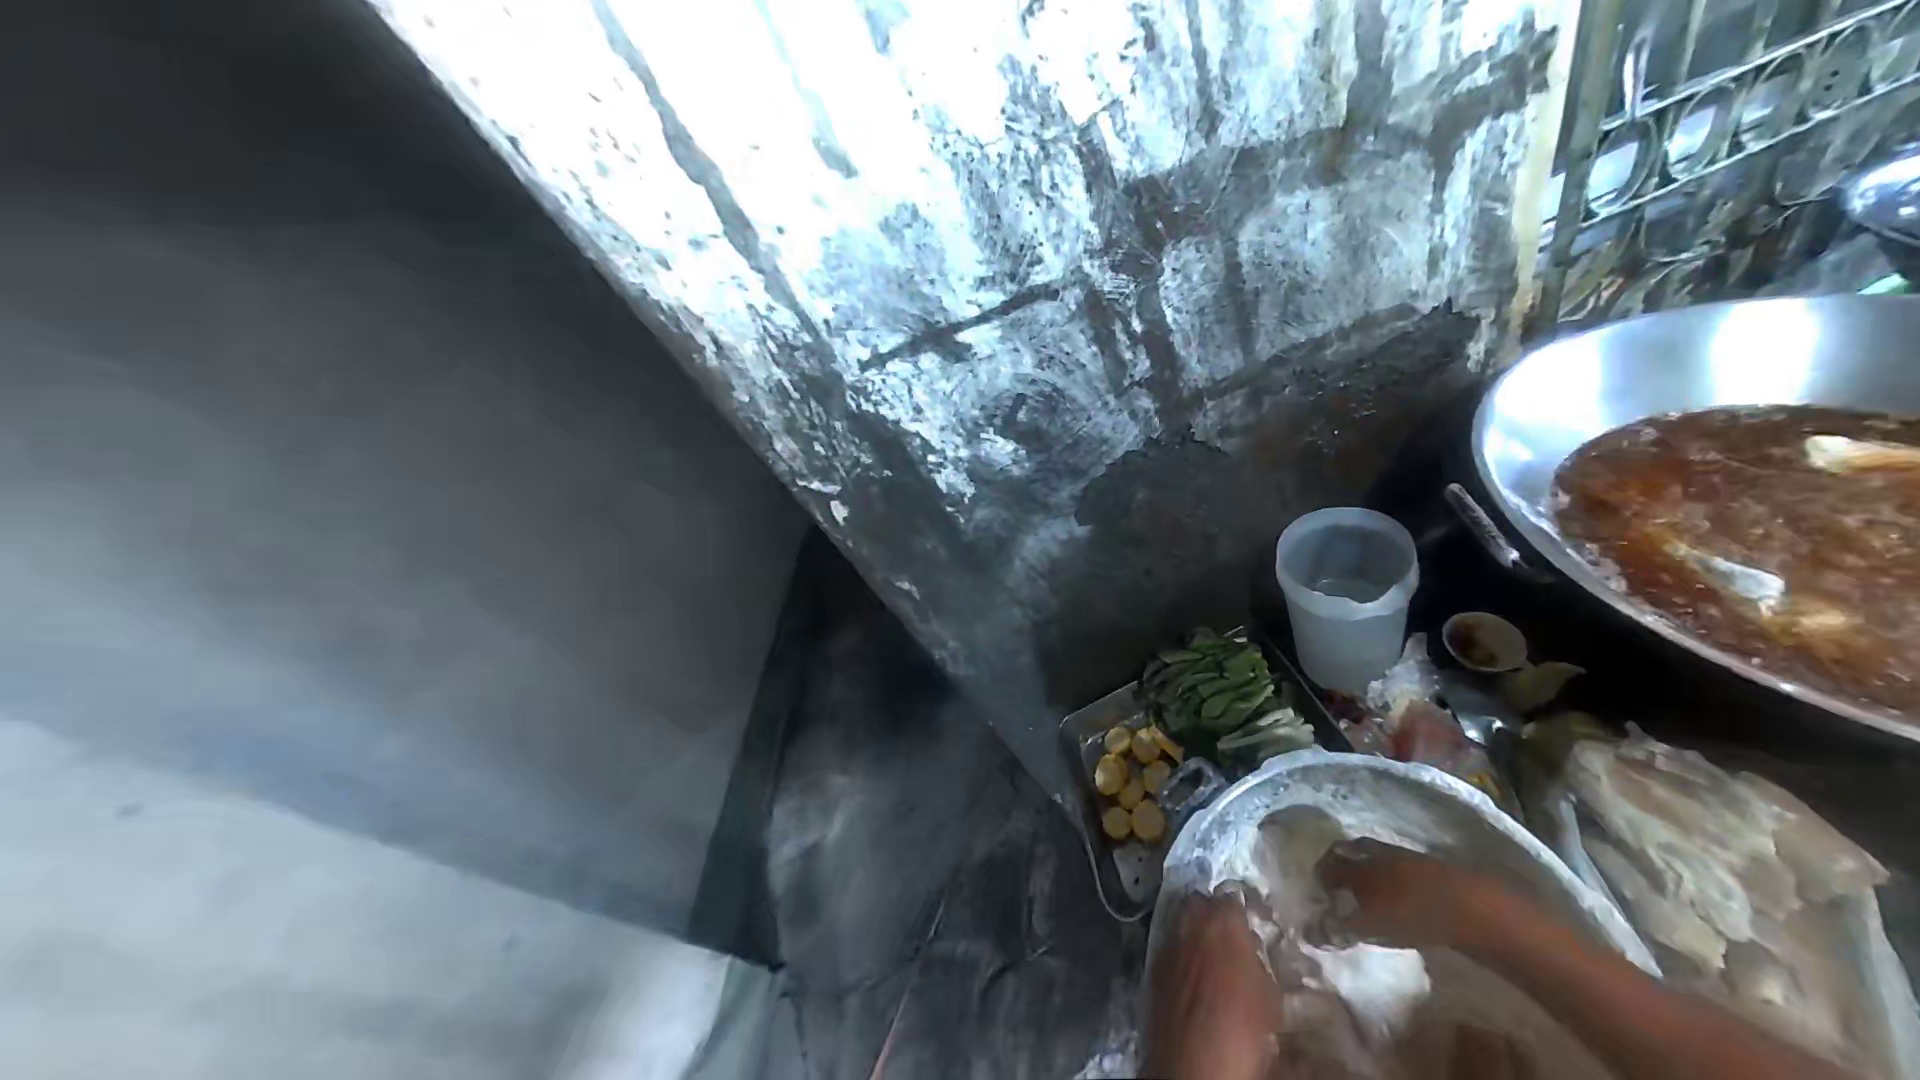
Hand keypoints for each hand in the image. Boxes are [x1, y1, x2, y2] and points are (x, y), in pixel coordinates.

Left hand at [1143, 892, 1281, 1079]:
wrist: (1193, 1061)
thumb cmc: (1243, 1031)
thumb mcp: (1269, 998)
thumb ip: (1257, 963)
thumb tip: (1250, 952)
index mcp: (1224, 924)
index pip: (1232, 898)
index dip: (1242, 908)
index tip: (1252, 919)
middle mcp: (1191, 923)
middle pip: (1199, 901)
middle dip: (1211, 910)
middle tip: (1227, 933)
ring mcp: (1168, 942)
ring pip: (1180, 920)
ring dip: (1193, 929)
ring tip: (1208, 952)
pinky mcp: (1153, 964)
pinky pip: (1169, 945)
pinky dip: (1180, 950)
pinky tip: (1189, 972)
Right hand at [1315, 839, 1503, 950]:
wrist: (1470, 907)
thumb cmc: (1412, 916)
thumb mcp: (1373, 928)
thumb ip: (1342, 927)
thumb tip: (1312, 931)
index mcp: (1355, 865)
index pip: (1328, 865)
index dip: (1322, 877)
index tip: (1321, 892)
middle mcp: (1373, 853)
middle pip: (1349, 852)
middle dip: (1342, 865)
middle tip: (1341, 883)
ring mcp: (1401, 855)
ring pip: (1374, 856)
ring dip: (1367, 868)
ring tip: (1369, 888)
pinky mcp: (1426, 864)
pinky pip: (1396, 864)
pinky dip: (1390, 874)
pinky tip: (1396, 891)